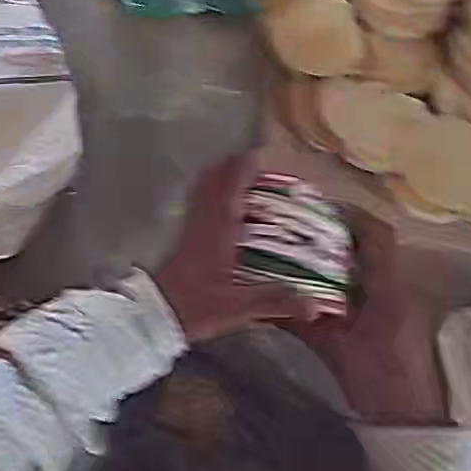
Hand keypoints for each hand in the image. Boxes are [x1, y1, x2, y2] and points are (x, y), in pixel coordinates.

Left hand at [153, 156, 314, 342]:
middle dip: (229, 166)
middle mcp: (202, 223)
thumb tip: (314, 303)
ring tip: (232, 170)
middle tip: (248, 159)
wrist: (156, 315)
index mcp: (218, 231)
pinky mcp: (182, 239)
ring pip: (200, 191)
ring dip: (215, 176)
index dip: (243, 170)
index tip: (257, 154)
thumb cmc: (196, 306)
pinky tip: (214, 201)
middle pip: (212, 183)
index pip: (231, 190)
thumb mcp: (240, 307)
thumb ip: (276, 301)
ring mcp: (189, 229)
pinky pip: (195, 204)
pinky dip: (205, 192)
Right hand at [296, 210, 446, 424]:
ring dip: (342, 255)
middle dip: (337, 234)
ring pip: (371, 263)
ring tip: (305, 254)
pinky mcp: (396, 318)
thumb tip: (262, 303)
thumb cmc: (378, 383)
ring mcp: (400, 303)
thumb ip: (299, 323)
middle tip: (301, 232)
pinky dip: (347, 278)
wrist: (411, 422)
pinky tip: (319, 286)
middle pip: (371, 244)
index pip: (376, 234)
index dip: (350, 215)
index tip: (317, 210)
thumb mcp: (334, 351)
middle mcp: (397, 288)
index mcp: (388, 289)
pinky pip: (372, 284)